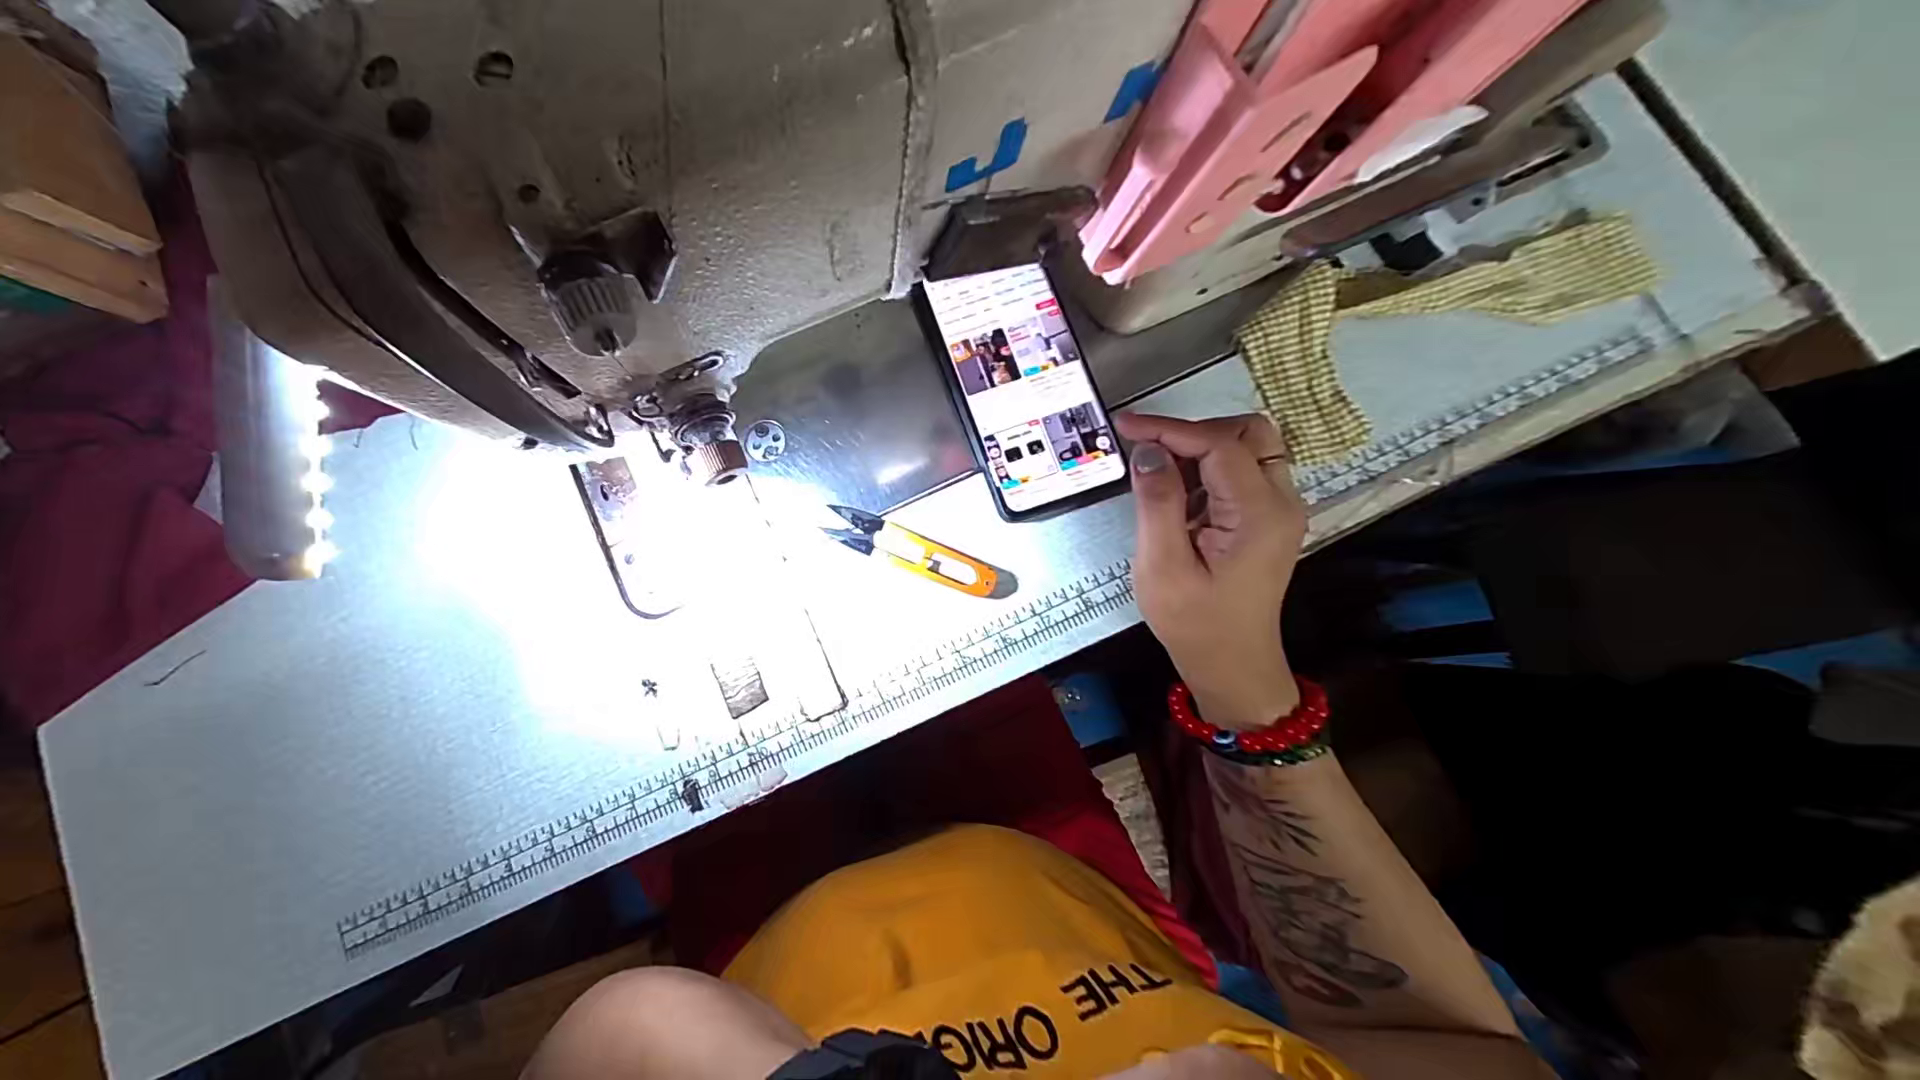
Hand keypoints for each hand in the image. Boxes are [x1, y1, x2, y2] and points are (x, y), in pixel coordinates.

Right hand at [1118, 413, 1306, 730]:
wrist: (1231, 665)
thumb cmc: (1194, 624)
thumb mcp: (1162, 566)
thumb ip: (1157, 502)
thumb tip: (1147, 451)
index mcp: (1259, 514)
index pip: (1219, 444)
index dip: (1170, 428)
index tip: (1125, 426)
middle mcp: (1281, 502)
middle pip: (1248, 433)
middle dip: (1194, 432)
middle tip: (1150, 454)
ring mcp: (1279, 510)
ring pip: (1247, 448)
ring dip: (1201, 450)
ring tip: (1161, 481)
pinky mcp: (1267, 519)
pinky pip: (1241, 473)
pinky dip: (1207, 471)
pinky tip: (1179, 499)